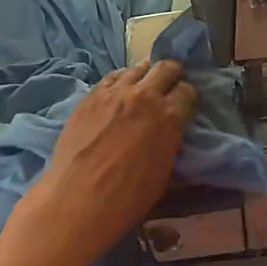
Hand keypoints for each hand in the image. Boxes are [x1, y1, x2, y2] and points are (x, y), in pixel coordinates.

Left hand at [7, 60, 196, 265]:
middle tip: (170, 83)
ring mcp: (115, 92)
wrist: (78, 197)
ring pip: (138, 68)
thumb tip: (169, 132)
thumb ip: (169, 141)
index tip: (183, 103)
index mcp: (169, 116)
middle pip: (166, 68)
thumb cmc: (128, 196)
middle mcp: (145, 95)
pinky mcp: (91, 94)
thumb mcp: (163, 171)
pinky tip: (120, 88)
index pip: (187, 91)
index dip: (187, 97)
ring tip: (144, 85)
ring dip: (145, 74)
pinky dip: (121, 79)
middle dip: (172, 74)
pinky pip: (112, 76)